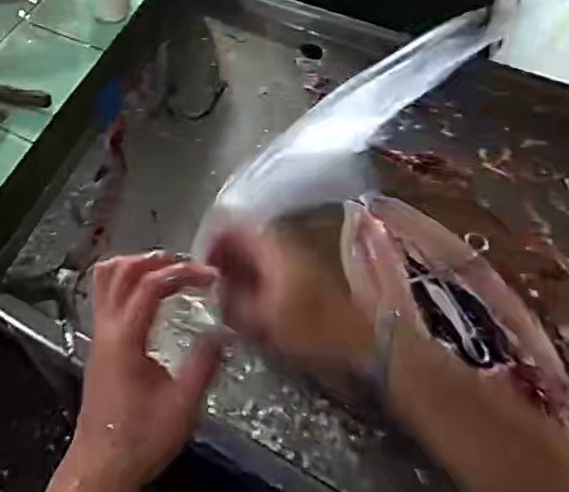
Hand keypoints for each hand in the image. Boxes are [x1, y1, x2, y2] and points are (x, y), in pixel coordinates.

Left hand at [51, 254, 224, 491]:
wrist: (102, 463)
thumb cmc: (138, 438)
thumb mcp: (182, 406)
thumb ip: (204, 366)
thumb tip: (223, 335)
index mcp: (124, 336)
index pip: (150, 285)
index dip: (180, 273)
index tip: (207, 275)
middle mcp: (106, 327)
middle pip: (122, 270)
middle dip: (155, 260)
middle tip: (185, 264)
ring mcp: (98, 333)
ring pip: (106, 277)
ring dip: (134, 264)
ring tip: (164, 268)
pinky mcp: (98, 342)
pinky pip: (104, 293)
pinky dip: (124, 280)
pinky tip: (144, 293)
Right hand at [206, 205, 421, 379]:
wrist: (369, 345)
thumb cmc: (315, 330)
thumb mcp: (264, 320)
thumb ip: (232, 302)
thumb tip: (213, 291)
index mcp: (270, 243)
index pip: (229, 224)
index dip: (210, 240)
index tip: (199, 263)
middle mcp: (284, 240)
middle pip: (242, 235)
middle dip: (223, 255)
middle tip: (211, 280)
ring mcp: (298, 254)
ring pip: (256, 249)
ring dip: (239, 266)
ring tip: (228, 293)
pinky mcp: (308, 270)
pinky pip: (271, 262)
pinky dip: (256, 275)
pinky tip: (253, 299)